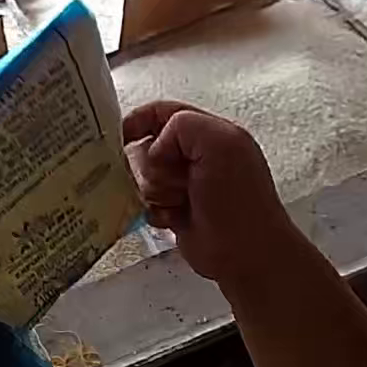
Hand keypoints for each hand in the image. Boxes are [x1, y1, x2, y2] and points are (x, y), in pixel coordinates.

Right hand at [123, 101, 300, 283]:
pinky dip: (155, 211)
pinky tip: (172, 219)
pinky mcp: (176, 212)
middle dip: (154, 165)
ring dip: (156, 190)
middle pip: (148, 148)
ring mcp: (185, 186)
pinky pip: (146, 204)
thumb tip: (155, 150)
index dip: (140, 121)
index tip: (122, 136)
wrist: (245, 252)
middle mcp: (196, 158)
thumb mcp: (219, 143)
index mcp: (210, 134)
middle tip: (179, 181)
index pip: (165, 114)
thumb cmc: (238, 200)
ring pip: (144, 178)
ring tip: (180, 203)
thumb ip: (182, 125)